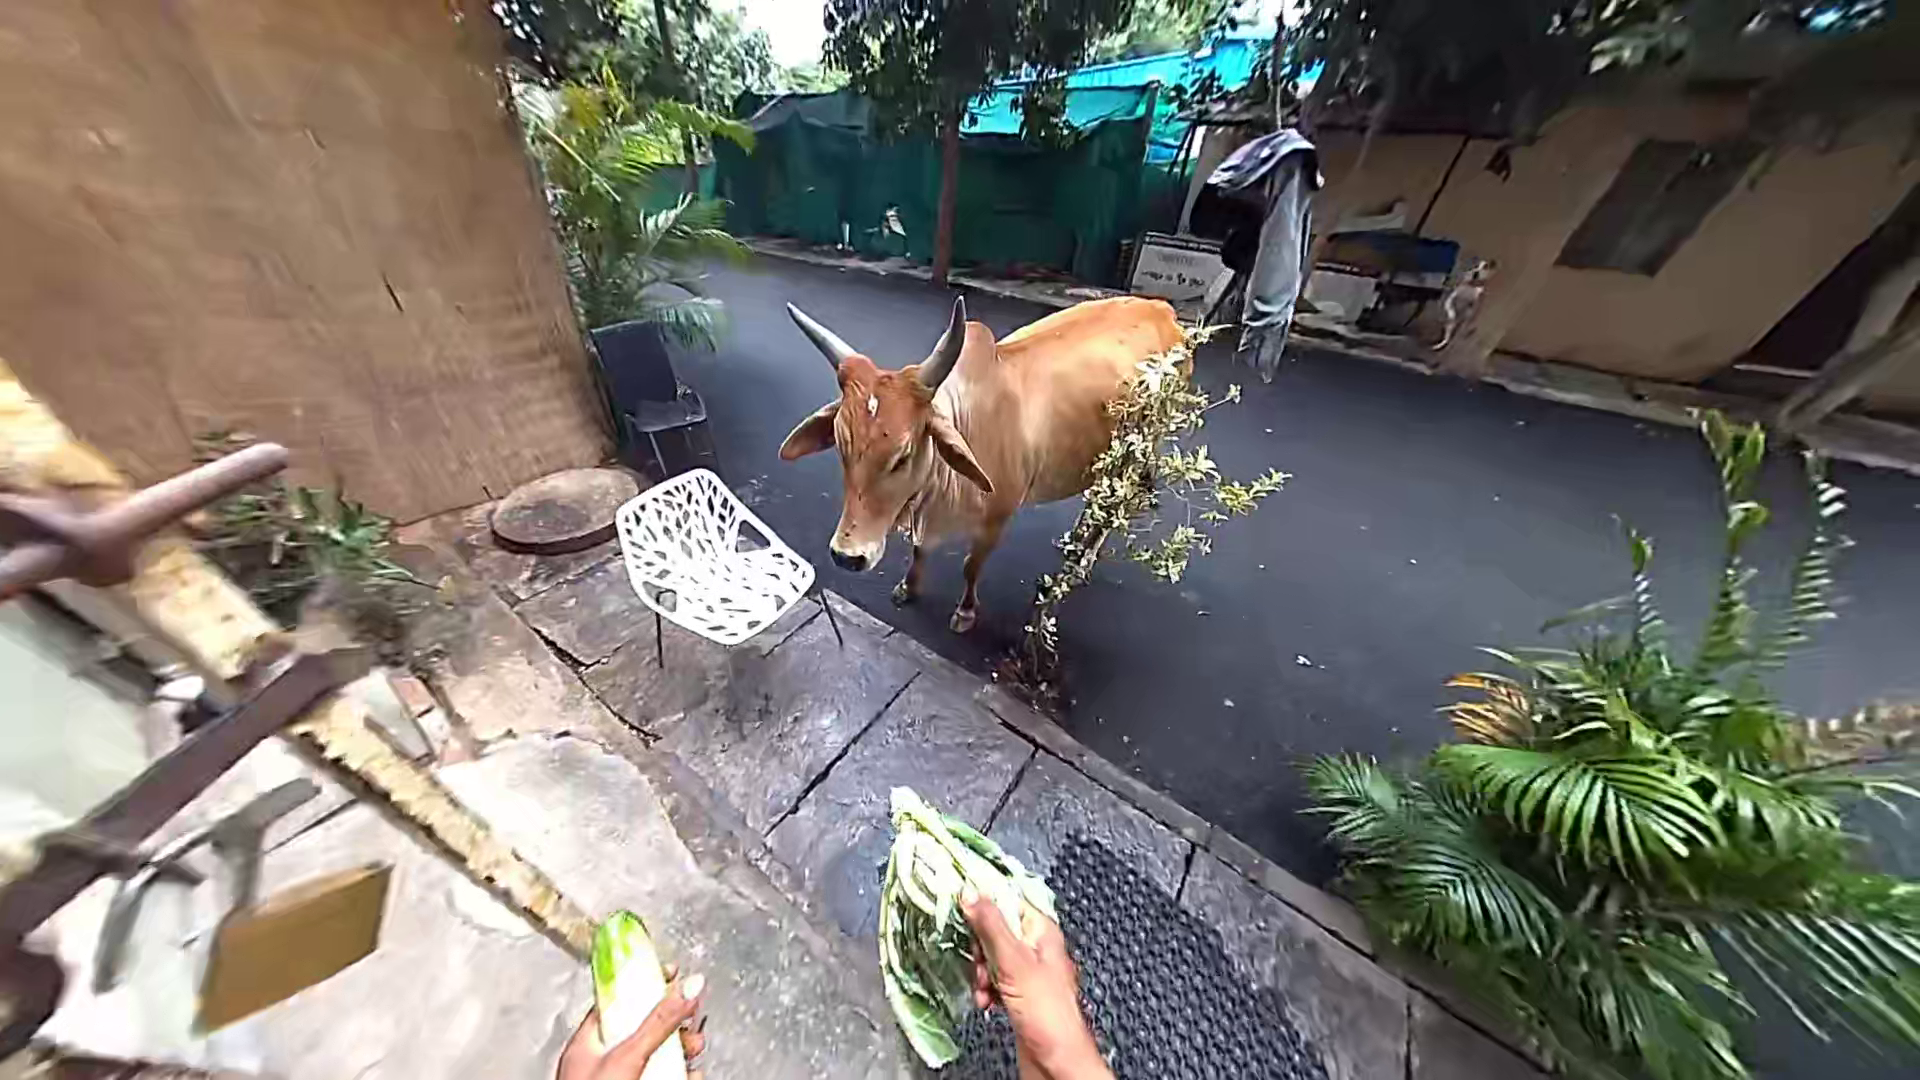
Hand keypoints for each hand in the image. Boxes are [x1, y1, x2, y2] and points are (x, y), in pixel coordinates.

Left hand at [557, 973, 706, 1079]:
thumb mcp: (629, 1056)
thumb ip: (660, 1019)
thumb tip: (692, 983)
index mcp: (586, 1045)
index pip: (617, 998)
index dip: (645, 981)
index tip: (672, 972)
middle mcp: (600, 1063)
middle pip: (644, 1025)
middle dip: (674, 1020)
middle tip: (691, 1015)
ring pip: (657, 1052)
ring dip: (682, 1047)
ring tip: (694, 1049)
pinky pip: (663, 1076)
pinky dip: (681, 1073)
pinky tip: (691, 1075)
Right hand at [962, 893, 1110, 1079]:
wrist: (1058, 1066)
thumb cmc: (1046, 1013)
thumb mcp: (1014, 962)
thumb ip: (991, 926)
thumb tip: (970, 892)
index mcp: (1040, 929)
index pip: (1007, 900)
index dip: (985, 906)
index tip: (964, 910)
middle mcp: (1035, 945)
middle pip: (996, 929)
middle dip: (981, 948)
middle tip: (980, 964)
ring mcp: (1027, 970)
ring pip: (992, 955)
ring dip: (981, 971)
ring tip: (983, 988)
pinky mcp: (1018, 993)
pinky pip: (994, 979)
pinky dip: (986, 988)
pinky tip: (985, 1001)